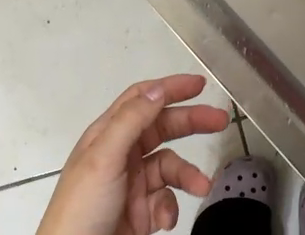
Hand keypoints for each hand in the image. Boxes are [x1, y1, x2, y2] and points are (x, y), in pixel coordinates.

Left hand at [35, 74, 232, 234]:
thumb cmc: (84, 203)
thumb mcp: (104, 157)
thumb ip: (131, 120)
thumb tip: (158, 88)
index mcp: (108, 133)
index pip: (143, 99)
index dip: (170, 88)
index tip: (200, 84)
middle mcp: (122, 153)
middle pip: (162, 128)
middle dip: (191, 123)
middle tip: (220, 120)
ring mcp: (132, 184)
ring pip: (169, 167)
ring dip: (187, 175)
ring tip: (202, 186)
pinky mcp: (140, 214)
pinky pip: (165, 202)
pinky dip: (170, 208)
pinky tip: (164, 220)